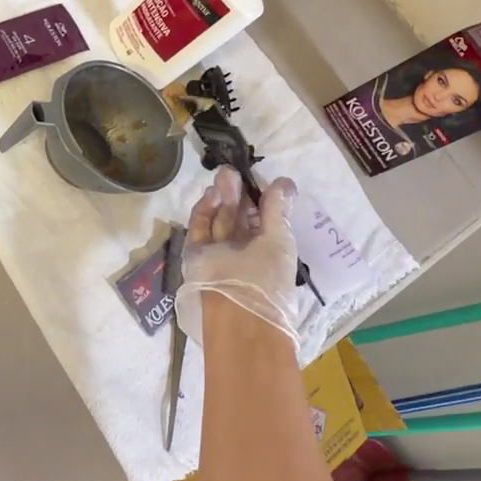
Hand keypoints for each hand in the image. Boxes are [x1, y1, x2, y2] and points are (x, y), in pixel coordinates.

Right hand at [174, 167, 304, 348]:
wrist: (236, 311)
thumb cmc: (266, 277)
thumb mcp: (279, 240)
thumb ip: (277, 210)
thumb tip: (285, 181)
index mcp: (267, 249)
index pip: (260, 219)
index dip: (258, 198)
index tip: (256, 178)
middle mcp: (241, 249)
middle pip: (237, 216)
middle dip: (236, 193)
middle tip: (231, 170)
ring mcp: (217, 250)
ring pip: (217, 219)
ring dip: (220, 198)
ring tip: (223, 177)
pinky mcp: (196, 252)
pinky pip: (199, 227)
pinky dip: (204, 210)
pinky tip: (211, 194)